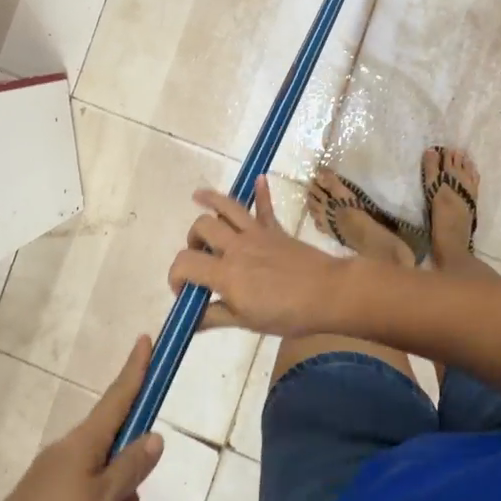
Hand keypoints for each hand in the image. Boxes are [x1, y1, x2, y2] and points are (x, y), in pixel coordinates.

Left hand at [5, 336, 162, 500]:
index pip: (116, 396)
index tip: (144, 337)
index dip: (134, 368)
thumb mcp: (101, 497)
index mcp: (82, 441)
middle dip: (130, 459)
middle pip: (110, 440)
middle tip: (138, 490)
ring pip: (96, 470)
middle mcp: (65, 449)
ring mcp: (49, 473)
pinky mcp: (39, 495)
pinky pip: (79, 486)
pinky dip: (96, 495)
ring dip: (114, 487)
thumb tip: (154, 435)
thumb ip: (129, 467)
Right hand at [168, 178, 346, 336]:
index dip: (175, 275)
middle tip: (199, 256)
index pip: (185, 262)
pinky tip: (258, 178)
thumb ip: (215, 316)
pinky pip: (264, 207)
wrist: (325, 292)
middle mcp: (236, 246)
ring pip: (228, 206)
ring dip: (211, 199)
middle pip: (202, 226)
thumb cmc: (286, 314)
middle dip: (192, 239)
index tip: (183, 289)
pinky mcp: (274, 229)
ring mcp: (256, 233)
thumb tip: (191, 319)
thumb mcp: (246, 322)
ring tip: (198, 196)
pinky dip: (261, 192)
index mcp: (225, 273)